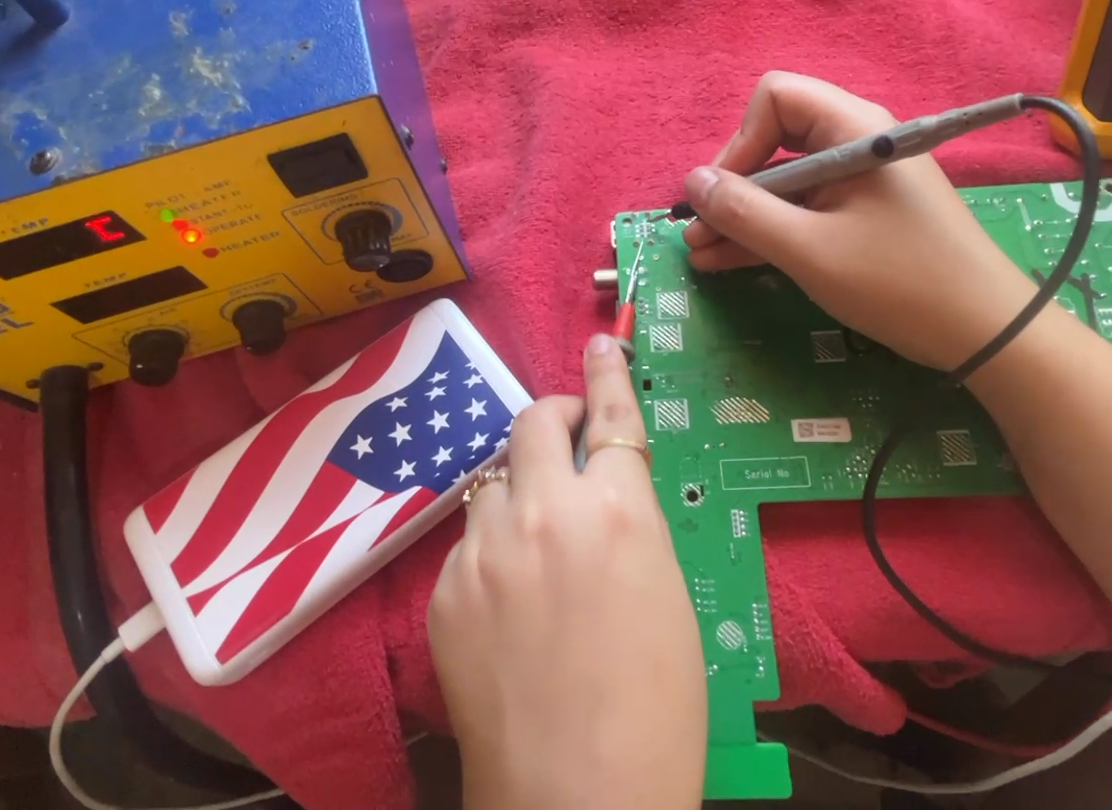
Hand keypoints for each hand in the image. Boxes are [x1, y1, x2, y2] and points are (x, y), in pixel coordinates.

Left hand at [427, 335, 704, 809]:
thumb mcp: (666, 593)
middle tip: (564, 438)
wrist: (578, 794)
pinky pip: (471, 544)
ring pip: (495, 482)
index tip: (599, 346)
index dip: (605, 376)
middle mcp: (544, 511)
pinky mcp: (445, 590)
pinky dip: (492, 553)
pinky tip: (507, 605)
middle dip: (552, 418)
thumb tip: (607, 492)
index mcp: (617, 511)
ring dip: (520, 492)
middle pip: (533, 422)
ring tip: (537, 544)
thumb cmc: (656, 705)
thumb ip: (631, 525)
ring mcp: (484, 549)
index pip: (610, 418)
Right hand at [682, 70, 1039, 371]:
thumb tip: (691, 182)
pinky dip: (769, 233)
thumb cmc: (898, 281)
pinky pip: (804, 212)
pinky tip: (726, 260)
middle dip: (732, 187)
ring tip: (700, 254)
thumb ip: (745, 212)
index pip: (775, 99)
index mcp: (853, 130)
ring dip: (742, 216)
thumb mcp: (809, 250)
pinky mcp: (863, 217)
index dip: (739, 143)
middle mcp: (856, 143)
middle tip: (698, 232)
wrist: (986, 333)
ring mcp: (860, 182)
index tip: (722, 197)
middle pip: (775, 141)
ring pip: (785, 184)